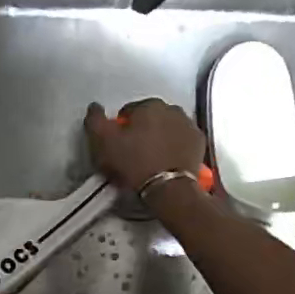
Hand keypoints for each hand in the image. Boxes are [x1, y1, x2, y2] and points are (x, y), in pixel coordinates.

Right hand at [84, 98, 206, 192]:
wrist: (169, 188)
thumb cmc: (134, 163)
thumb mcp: (104, 143)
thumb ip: (95, 120)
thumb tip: (94, 107)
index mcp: (148, 105)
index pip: (129, 111)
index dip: (122, 128)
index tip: (120, 145)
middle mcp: (172, 108)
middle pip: (151, 118)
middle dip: (144, 130)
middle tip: (136, 152)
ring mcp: (189, 124)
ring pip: (169, 127)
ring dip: (161, 136)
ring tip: (153, 158)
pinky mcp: (200, 141)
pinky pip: (183, 139)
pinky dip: (176, 146)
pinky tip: (169, 160)